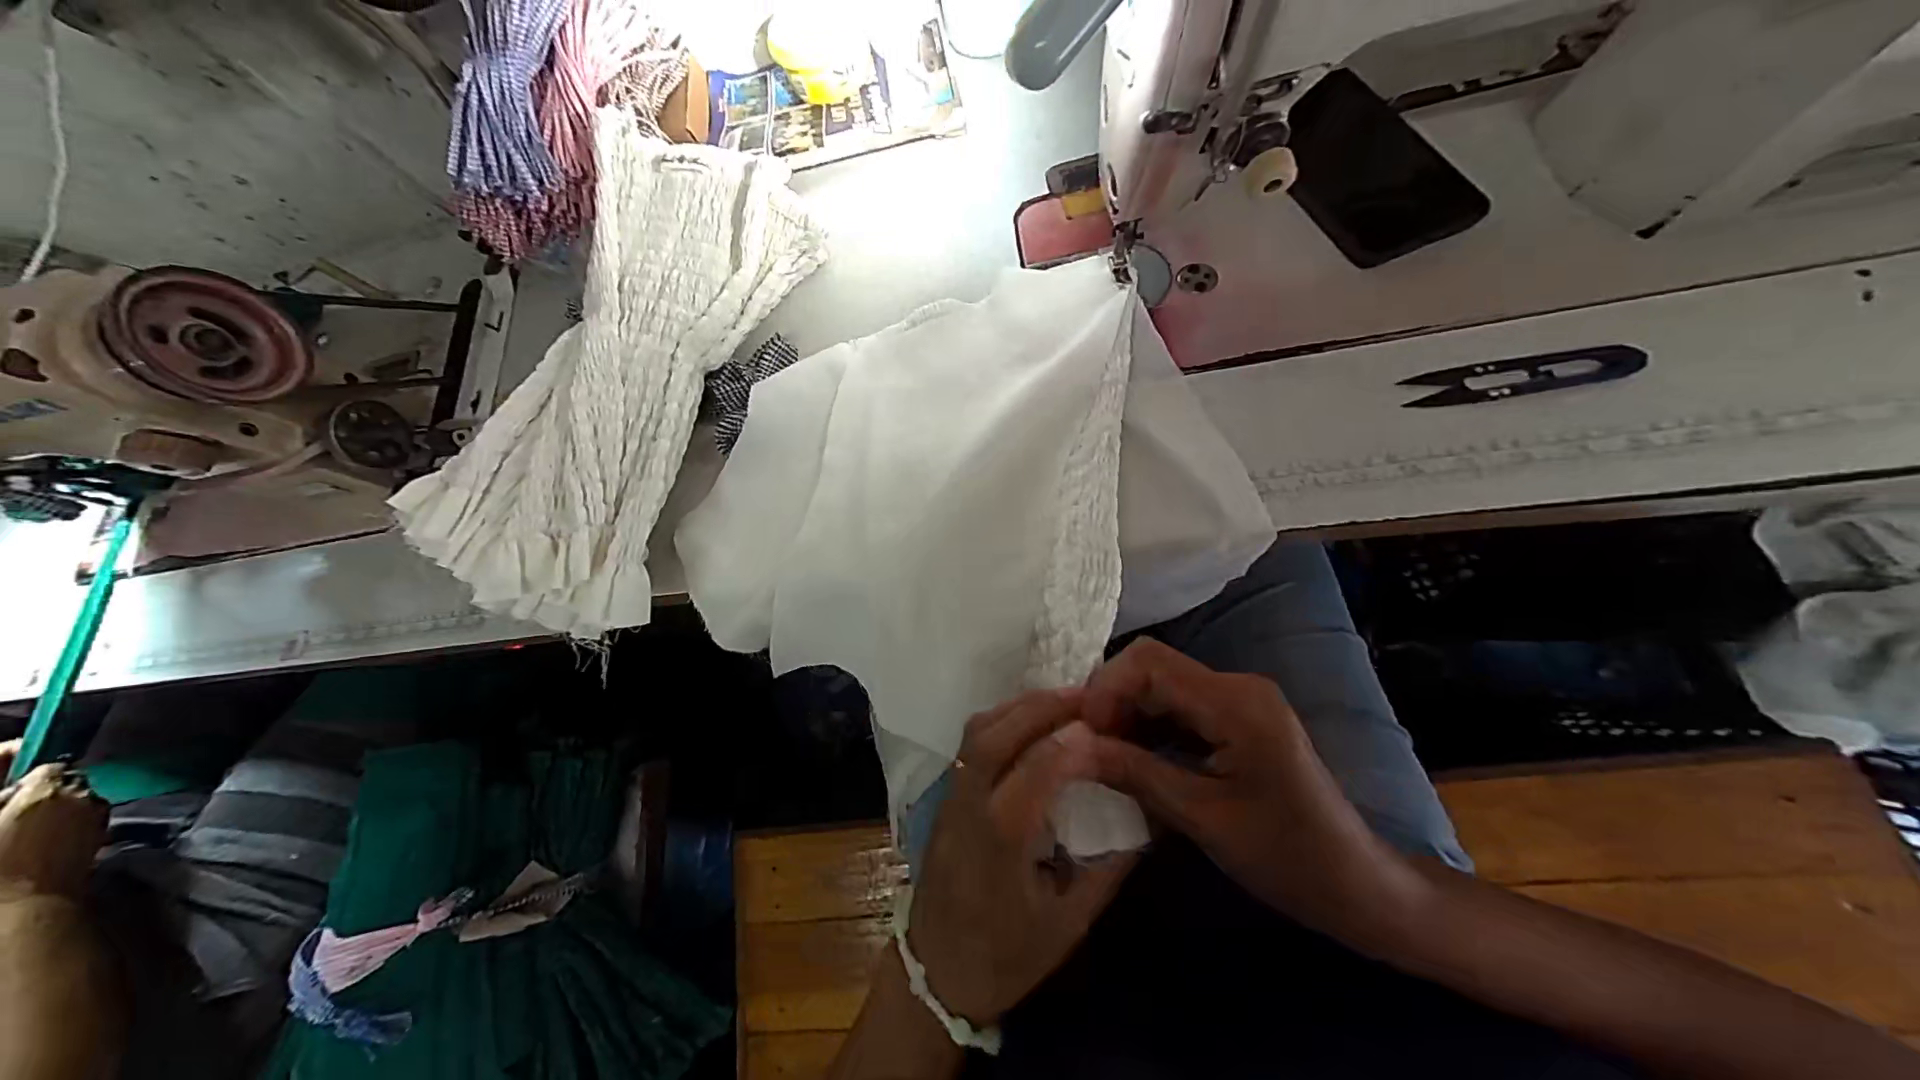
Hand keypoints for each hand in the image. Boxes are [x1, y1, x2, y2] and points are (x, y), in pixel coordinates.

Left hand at [907, 689, 1136, 1024]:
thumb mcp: (1068, 923)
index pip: (1033, 772)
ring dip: (1019, 707)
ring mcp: (949, 798)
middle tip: (1089, 695)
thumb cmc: (1007, 956)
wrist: (937, 973)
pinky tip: (1030, 722)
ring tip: (1064, 701)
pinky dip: (1001, 720)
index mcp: (998, 841)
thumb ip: (1107, 868)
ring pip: (976, 732)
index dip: (1070, 744)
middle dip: (1042, 707)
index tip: (1105, 729)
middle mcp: (967, 807)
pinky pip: (968, 743)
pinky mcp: (943, 797)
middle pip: (994, 737)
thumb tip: (1145, 818)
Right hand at [1082, 639, 1424, 943]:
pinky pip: (1179, 706)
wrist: (1360, 885)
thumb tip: (1067, 745)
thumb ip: (1133, 773)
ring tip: (1101, 757)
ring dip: (1126, 715)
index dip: (1104, 690)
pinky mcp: (1237, 718)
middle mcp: (1237, 686)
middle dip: (1110, 702)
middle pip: (1151, 667)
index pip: (1148, 662)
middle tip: (1084, 749)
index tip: (1080, 737)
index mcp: (1236, 702)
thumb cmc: (1288, 857)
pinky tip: (1132, 759)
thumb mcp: (1203, 817)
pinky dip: (1149, 726)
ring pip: (1161, 685)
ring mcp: (1240, 700)